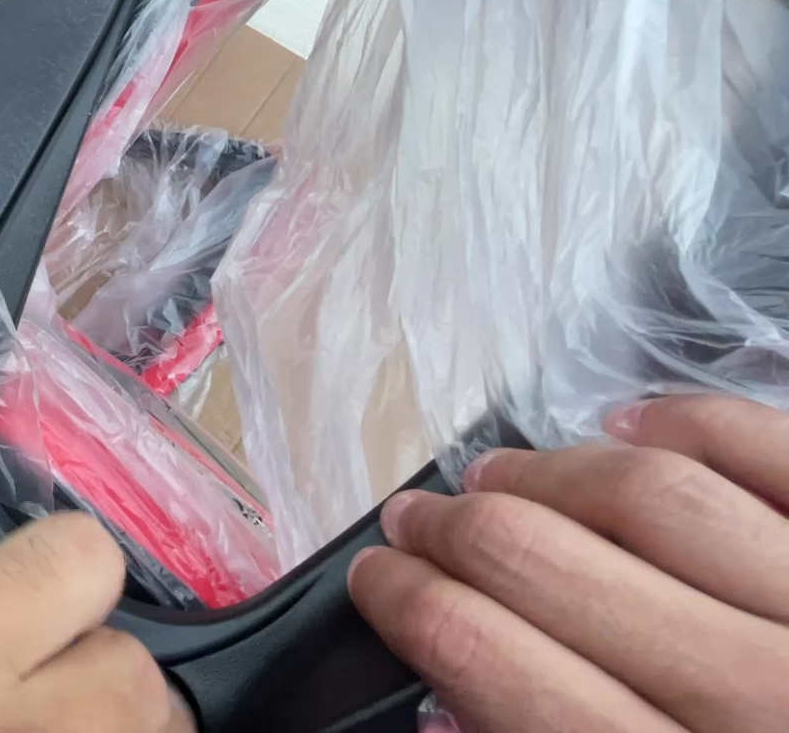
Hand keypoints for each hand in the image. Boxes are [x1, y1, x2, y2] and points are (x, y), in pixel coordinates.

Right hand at [349, 394, 788, 732]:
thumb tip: (450, 700)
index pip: (480, 650)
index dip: (397, 598)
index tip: (378, 577)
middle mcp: (779, 709)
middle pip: (530, 554)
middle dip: (441, 528)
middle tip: (417, 523)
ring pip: (637, 490)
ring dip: (534, 473)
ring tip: (503, 478)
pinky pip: (773, 450)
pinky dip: (680, 422)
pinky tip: (630, 433)